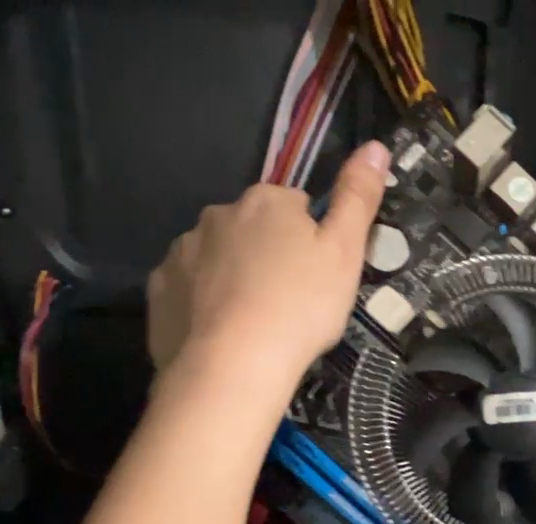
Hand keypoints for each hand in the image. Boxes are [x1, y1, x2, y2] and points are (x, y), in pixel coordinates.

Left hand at [146, 140, 390, 399]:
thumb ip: (358, 198)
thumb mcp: (345, 254)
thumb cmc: (300, 308)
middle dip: (268, 256)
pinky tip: (222, 333)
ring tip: (254, 323)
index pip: (295, 207)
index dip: (310, 241)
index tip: (318, 277)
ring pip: (218, 257)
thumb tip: (375, 145)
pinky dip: (203, 304)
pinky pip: (188, 289)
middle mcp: (218, 214)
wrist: (233, 365)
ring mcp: (183, 251)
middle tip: (290, 303)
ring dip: (234, 279)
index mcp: (267, 201)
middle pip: (252, 230)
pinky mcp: (160, 289)